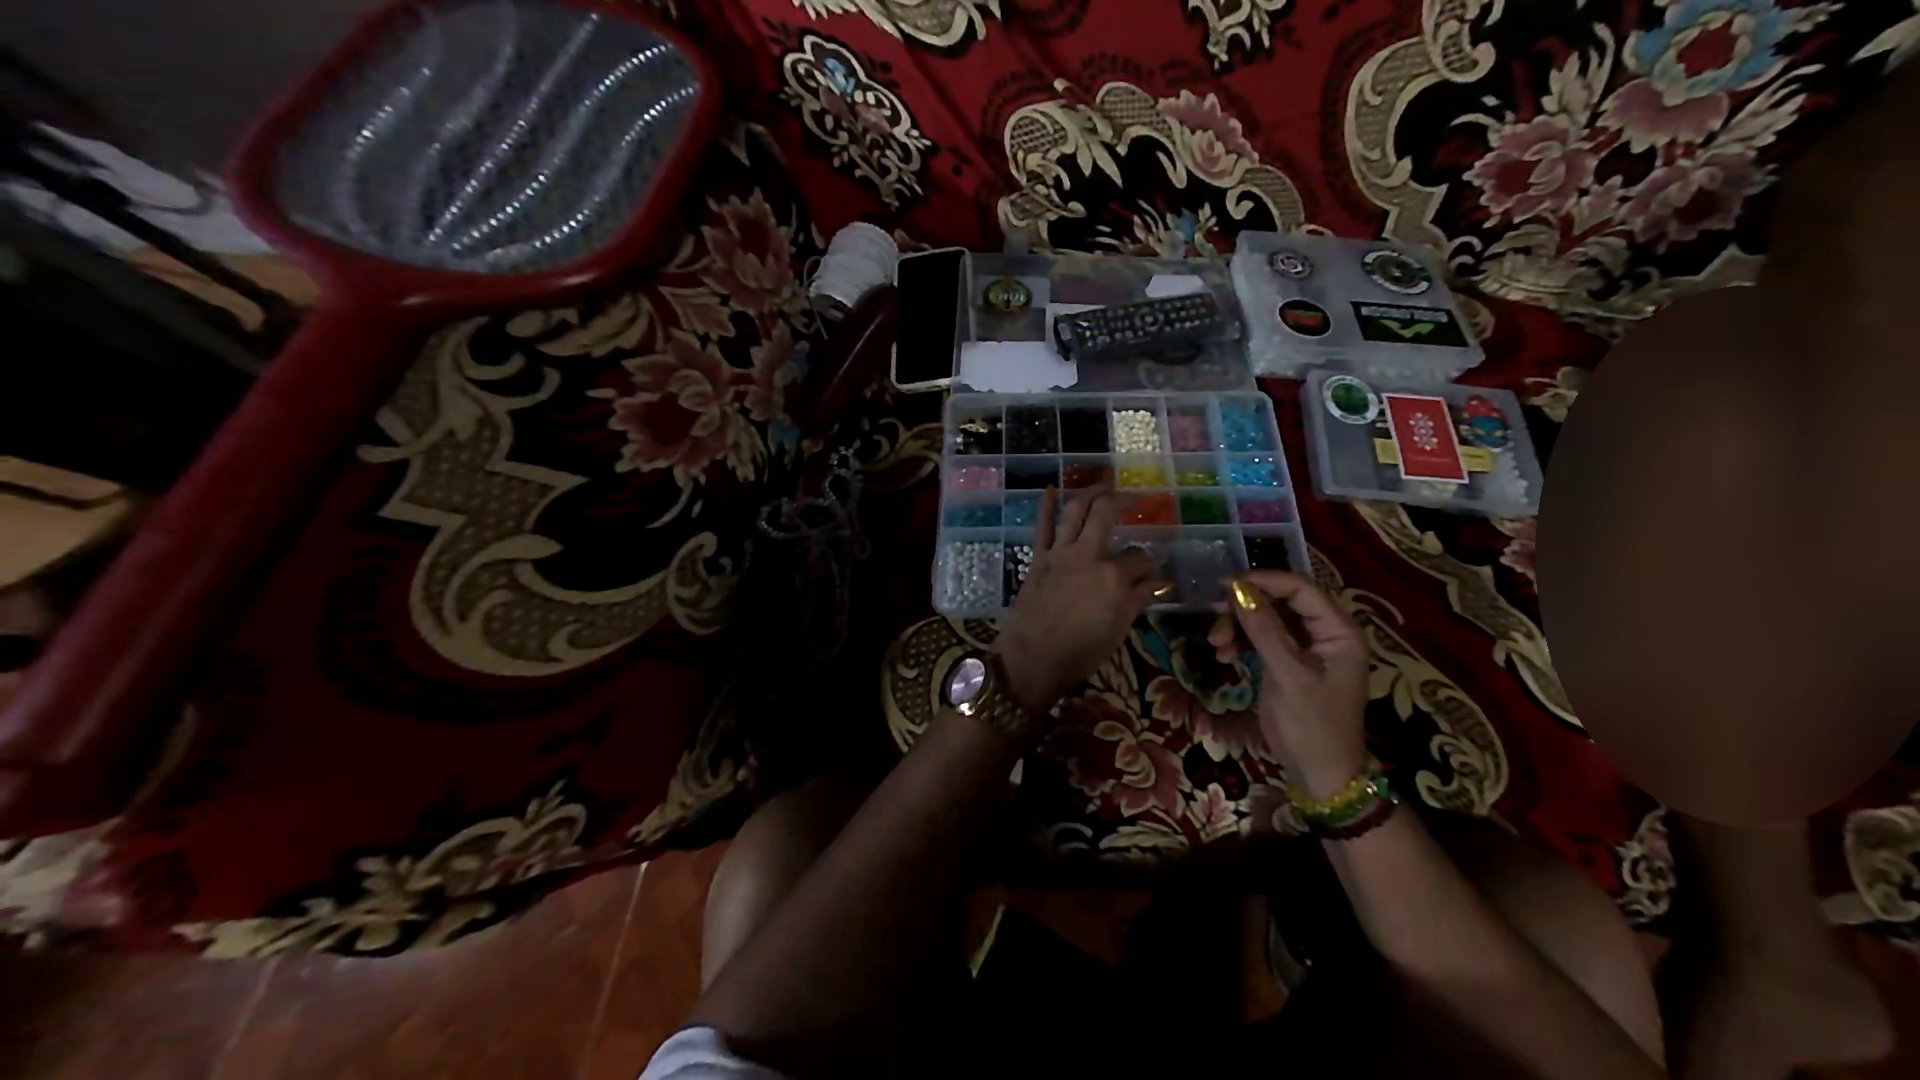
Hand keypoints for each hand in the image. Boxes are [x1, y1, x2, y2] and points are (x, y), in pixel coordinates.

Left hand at [993, 486, 1162, 712]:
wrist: (1032, 659)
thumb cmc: (1080, 651)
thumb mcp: (1119, 629)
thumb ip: (1137, 599)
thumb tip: (1154, 581)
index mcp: (1114, 575)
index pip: (1140, 558)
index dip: (1149, 564)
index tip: (1149, 572)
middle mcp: (1088, 554)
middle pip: (1107, 513)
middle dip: (1122, 499)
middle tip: (1132, 496)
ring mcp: (1059, 553)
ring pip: (1076, 510)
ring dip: (1090, 491)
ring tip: (1104, 481)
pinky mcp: (1038, 558)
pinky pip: (1042, 526)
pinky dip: (1045, 506)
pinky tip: (1051, 489)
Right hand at [1208, 571, 1368, 797]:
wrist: (1319, 774)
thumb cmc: (1313, 726)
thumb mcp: (1289, 676)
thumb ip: (1266, 631)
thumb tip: (1239, 590)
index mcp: (1339, 632)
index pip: (1302, 589)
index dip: (1265, 581)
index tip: (1226, 584)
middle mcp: (1325, 634)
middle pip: (1280, 601)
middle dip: (1246, 606)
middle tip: (1214, 613)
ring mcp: (1305, 649)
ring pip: (1266, 619)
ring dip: (1238, 625)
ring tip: (1216, 643)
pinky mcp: (1287, 663)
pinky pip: (1261, 639)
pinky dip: (1240, 642)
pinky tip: (1223, 655)